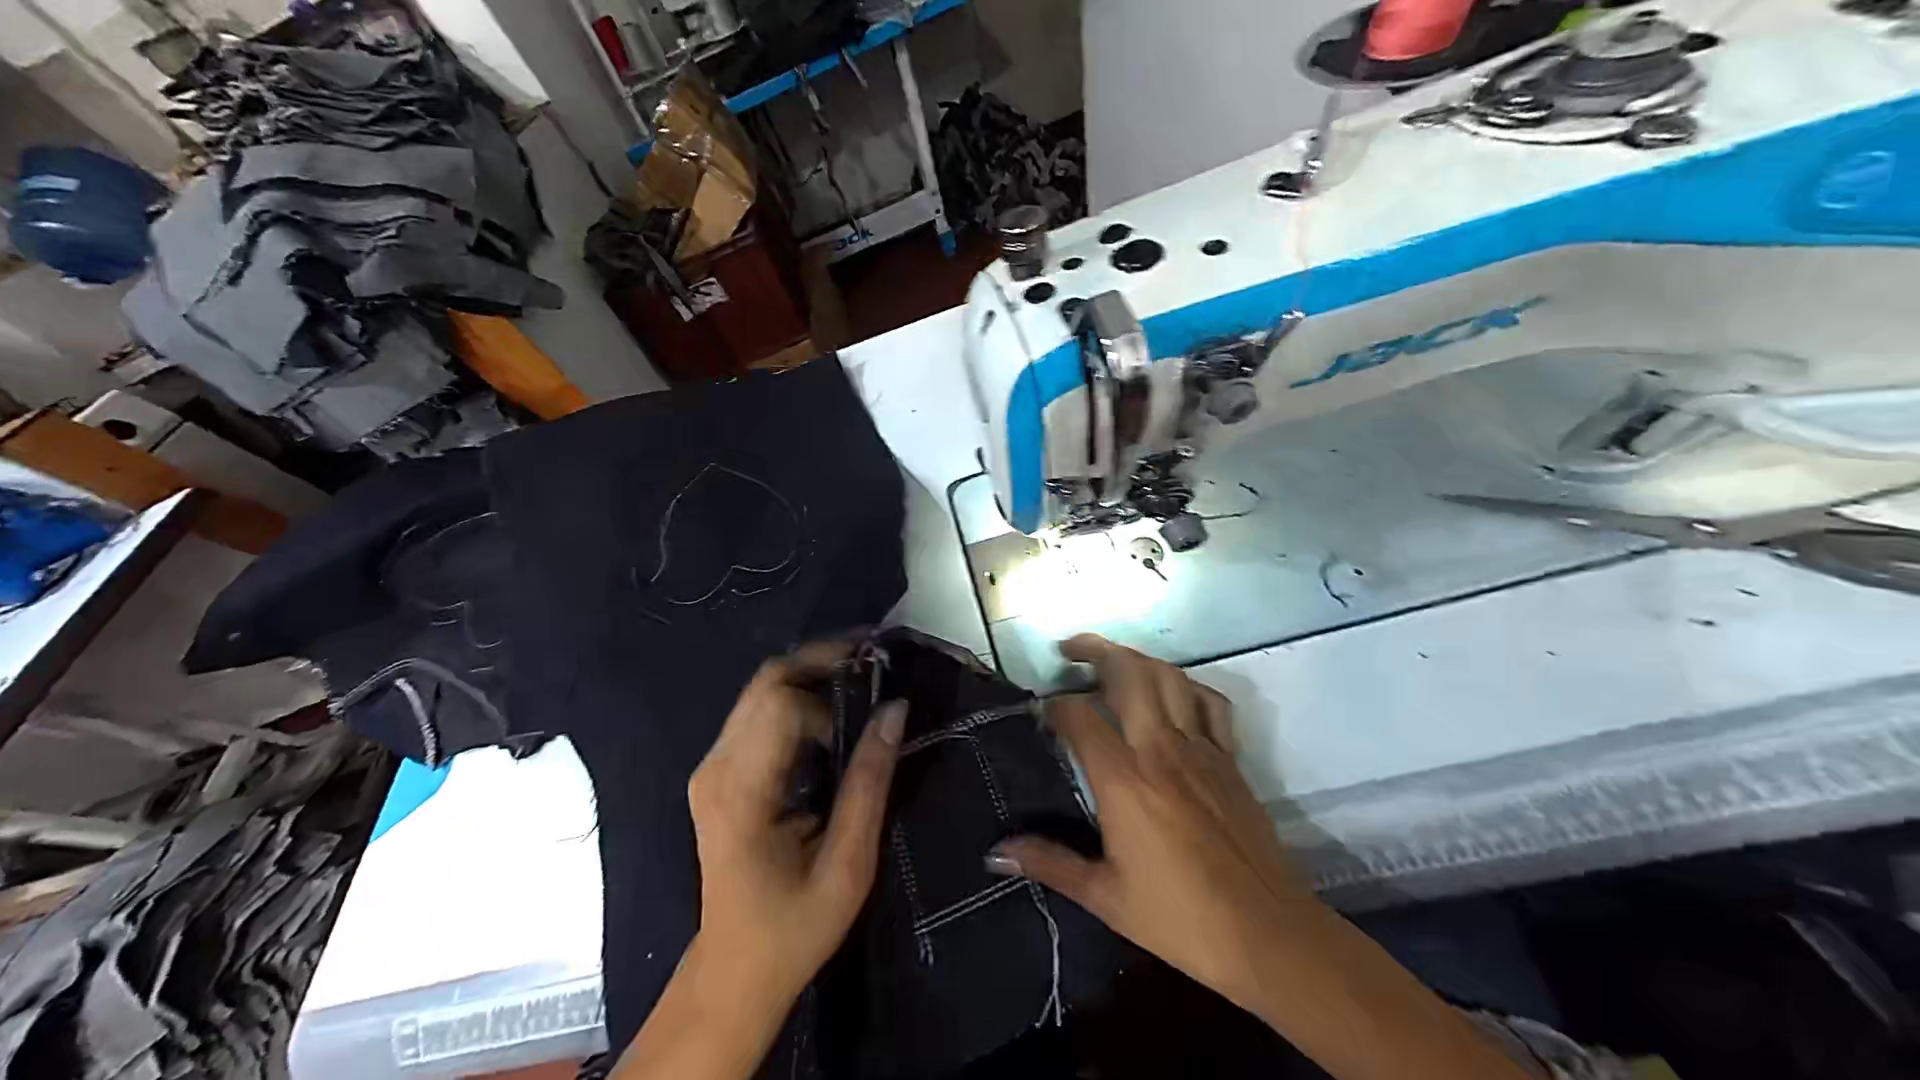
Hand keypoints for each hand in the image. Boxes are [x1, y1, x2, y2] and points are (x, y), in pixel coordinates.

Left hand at [619, 642, 905, 1079]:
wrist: (736, 971)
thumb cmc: (795, 927)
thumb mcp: (848, 862)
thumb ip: (869, 782)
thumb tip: (895, 708)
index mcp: (740, 789)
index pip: (779, 700)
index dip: (830, 691)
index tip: (874, 701)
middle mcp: (716, 766)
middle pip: (766, 681)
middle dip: (823, 662)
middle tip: (876, 665)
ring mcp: (712, 767)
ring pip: (761, 691)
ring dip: (813, 678)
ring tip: (863, 685)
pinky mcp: (719, 772)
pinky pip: (759, 714)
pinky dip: (800, 701)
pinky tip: (835, 716)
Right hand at [989, 635, 1528, 1079]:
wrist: (1267, 933)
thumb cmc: (1180, 918)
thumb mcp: (1104, 896)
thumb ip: (1049, 862)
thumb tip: (995, 854)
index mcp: (1125, 780)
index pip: (1080, 716)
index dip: (1055, 706)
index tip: (1042, 713)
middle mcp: (1162, 749)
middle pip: (1129, 673)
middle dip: (1095, 650)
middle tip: (1069, 650)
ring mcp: (1202, 748)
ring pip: (1169, 677)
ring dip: (1137, 658)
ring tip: (1113, 661)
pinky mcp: (1231, 759)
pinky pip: (1209, 702)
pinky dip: (1186, 685)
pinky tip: (1172, 692)